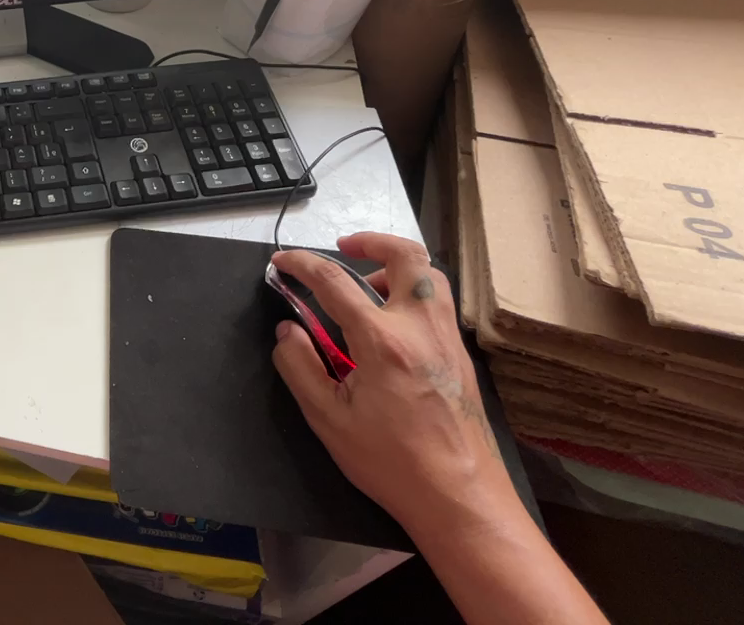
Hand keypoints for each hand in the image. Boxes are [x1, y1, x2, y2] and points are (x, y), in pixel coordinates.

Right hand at [270, 232, 518, 539]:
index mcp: (382, 342)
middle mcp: (421, 329)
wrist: (462, 501)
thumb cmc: (391, 462)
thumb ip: (299, 366)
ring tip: (365, 286)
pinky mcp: (461, 357)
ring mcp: (447, 341)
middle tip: (342, 249)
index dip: (301, 264)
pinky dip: (410, 293)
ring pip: (431, 276)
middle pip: (406, 256)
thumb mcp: (327, 418)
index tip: (281, 262)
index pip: (334, 282)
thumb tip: (288, 331)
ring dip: (395, 267)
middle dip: (370, 241)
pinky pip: (437, 304)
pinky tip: (387, 323)